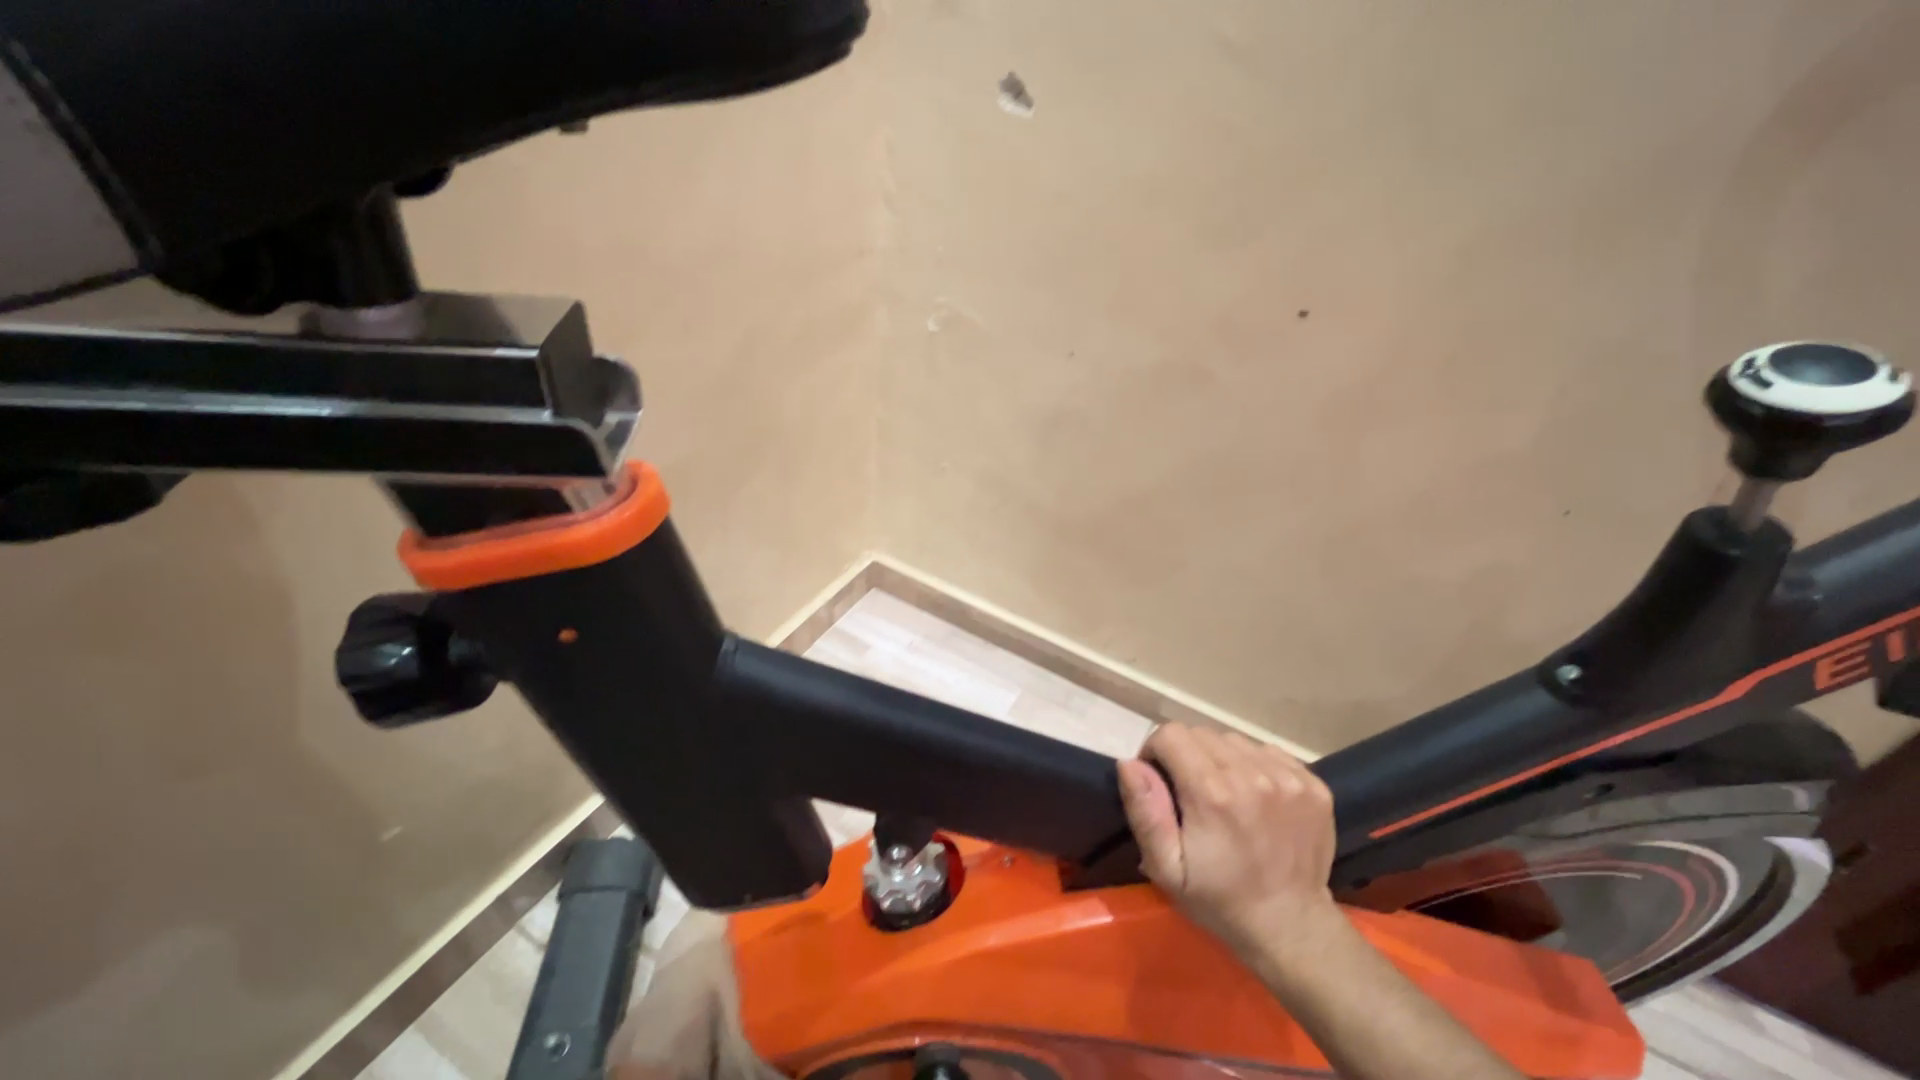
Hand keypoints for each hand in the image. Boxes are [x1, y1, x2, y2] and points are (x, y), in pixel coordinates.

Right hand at [1117, 724, 1341, 964]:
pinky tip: (1255, 799)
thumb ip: (1145, 811)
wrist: (1289, 925)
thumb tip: (1130, 763)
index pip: (1171, 734)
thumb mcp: (1167, 868)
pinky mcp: (1313, 785)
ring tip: (1225, 796)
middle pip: (1203, 734)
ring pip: (1236, 741)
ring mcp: (1288, 778)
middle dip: (1187, 755)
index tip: (1160, 782)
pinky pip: (1269, 753)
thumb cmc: (1218, 898)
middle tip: (1190, 794)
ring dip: (1221, 760)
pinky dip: (1255, 767)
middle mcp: (1252, 775)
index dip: (1156, 752)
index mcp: (1212, 793)